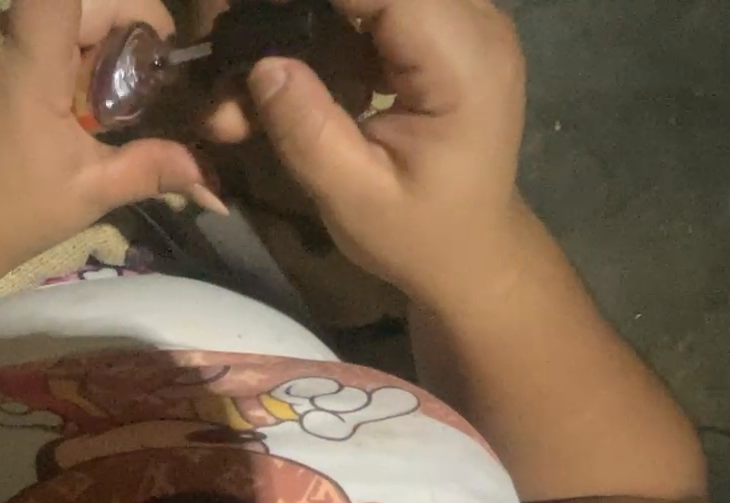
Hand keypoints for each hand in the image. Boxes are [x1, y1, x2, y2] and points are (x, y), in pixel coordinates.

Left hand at [0, 0, 215, 272]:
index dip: (132, 6)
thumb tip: (208, 177)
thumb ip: (149, 170)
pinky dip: (75, 65)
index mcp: (33, 47)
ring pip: (67, 17)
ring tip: (117, 112)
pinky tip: (83, 116)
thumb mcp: (88, 191)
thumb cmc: (10, 209)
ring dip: (102, 52)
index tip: (158, 50)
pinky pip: (45, 38)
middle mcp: (10, 26)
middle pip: (86, 0)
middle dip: (129, 34)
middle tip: (150, 94)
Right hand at [243, 0, 526, 301]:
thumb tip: (261, 65)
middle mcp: (477, 21)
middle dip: (308, 9)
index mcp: (463, 63)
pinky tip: (306, 61)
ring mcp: (467, 20)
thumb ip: (308, 132)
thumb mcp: (353, 199)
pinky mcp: (449, 30)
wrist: (471, 251)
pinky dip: (339, 24)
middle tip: (254, 40)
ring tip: (272, 53)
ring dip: (320, 17)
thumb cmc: (416, 237)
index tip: (251, 14)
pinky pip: (386, 8)